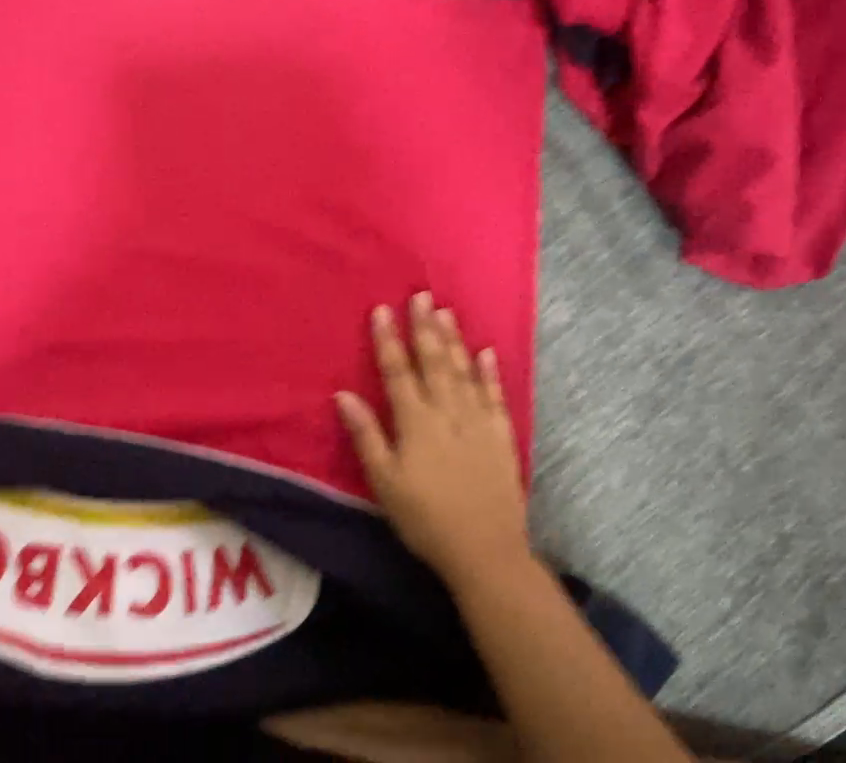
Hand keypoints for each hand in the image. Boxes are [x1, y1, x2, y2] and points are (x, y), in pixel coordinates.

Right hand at [336, 292, 530, 585]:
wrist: (485, 551)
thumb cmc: (425, 519)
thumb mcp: (384, 482)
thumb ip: (366, 436)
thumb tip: (343, 395)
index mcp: (416, 423)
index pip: (398, 372)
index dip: (388, 340)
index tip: (382, 310)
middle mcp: (448, 413)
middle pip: (434, 362)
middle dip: (425, 328)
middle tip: (421, 295)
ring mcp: (478, 423)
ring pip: (463, 372)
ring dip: (453, 341)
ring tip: (446, 312)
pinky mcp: (502, 437)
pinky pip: (495, 396)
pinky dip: (489, 373)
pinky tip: (486, 353)